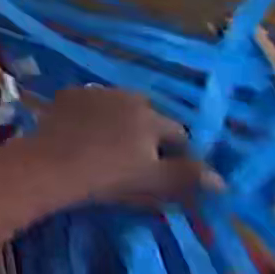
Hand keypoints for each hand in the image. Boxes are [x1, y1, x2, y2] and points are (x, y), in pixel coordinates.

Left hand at [23, 87, 216, 206]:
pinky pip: (89, 102)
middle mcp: (122, 95)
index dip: (179, 154)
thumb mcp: (156, 182)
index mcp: (149, 116)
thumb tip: (220, 179)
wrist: (53, 164)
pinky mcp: (65, 94)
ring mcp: (90, 91)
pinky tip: (85, 131)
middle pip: (147, 112)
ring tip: (112, 142)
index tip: (170, 171)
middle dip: (150, 131)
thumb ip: (189, 177)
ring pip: (117, 104)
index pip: (178, 134)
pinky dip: (93, 113)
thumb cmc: (110, 176)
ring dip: (121, 118)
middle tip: (139, 156)